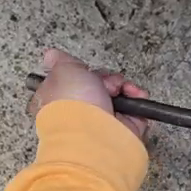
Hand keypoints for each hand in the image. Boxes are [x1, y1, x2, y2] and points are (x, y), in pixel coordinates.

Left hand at [27, 48, 149, 138]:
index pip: (72, 82)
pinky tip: (135, 95)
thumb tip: (52, 56)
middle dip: (105, 78)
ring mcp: (102, 122)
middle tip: (104, 82)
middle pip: (98, 86)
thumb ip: (62, 61)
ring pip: (117, 95)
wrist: (94, 134)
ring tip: (120, 89)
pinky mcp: (124, 129)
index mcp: (58, 101)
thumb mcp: (63, 70)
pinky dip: (138, 99)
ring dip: (123, 87)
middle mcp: (80, 113)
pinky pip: (135, 110)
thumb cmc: (73, 104)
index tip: (84, 68)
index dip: (81, 71)